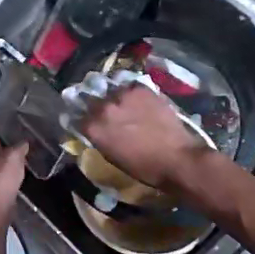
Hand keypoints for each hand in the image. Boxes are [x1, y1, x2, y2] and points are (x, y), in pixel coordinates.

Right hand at [74, 81, 213, 192]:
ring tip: (125, 103)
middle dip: (96, 106)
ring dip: (115, 97)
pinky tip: (139, 99)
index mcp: (93, 128)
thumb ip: (99, 138)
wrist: (176, 157)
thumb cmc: (144, 167)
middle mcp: (103, 107)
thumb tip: (95, 130)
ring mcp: (122, 95)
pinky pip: (130, 86)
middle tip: (107, 112)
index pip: (77, 117)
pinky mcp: (141, 88)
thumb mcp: (113, 156)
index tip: (88, 121)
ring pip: (112, 90)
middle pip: (92, 100)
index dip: (83, 120)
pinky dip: (132, 92)